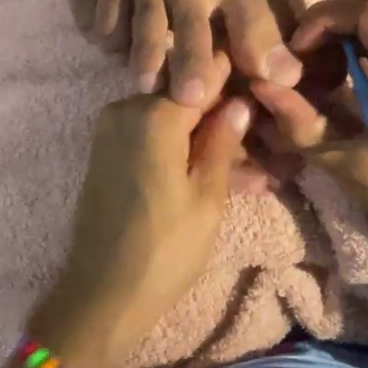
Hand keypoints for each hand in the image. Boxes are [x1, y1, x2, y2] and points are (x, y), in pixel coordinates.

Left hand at [33, 71, 252, 367]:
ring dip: (206, 141)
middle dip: (223, 119)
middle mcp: (125, 108)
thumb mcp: (207, 197)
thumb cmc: (164, 249)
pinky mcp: (105, 150)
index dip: (236, 83)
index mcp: (152, 113)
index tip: (265, 93)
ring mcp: (110, 128)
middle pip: (185, 97)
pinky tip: (216, 177)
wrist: (101, 291)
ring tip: (252, 176)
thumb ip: (222, 144)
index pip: (203, 76)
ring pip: (170, 120)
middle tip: (265, 149)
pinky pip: (150, 137)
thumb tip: (239, 103)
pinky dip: (180, 151)